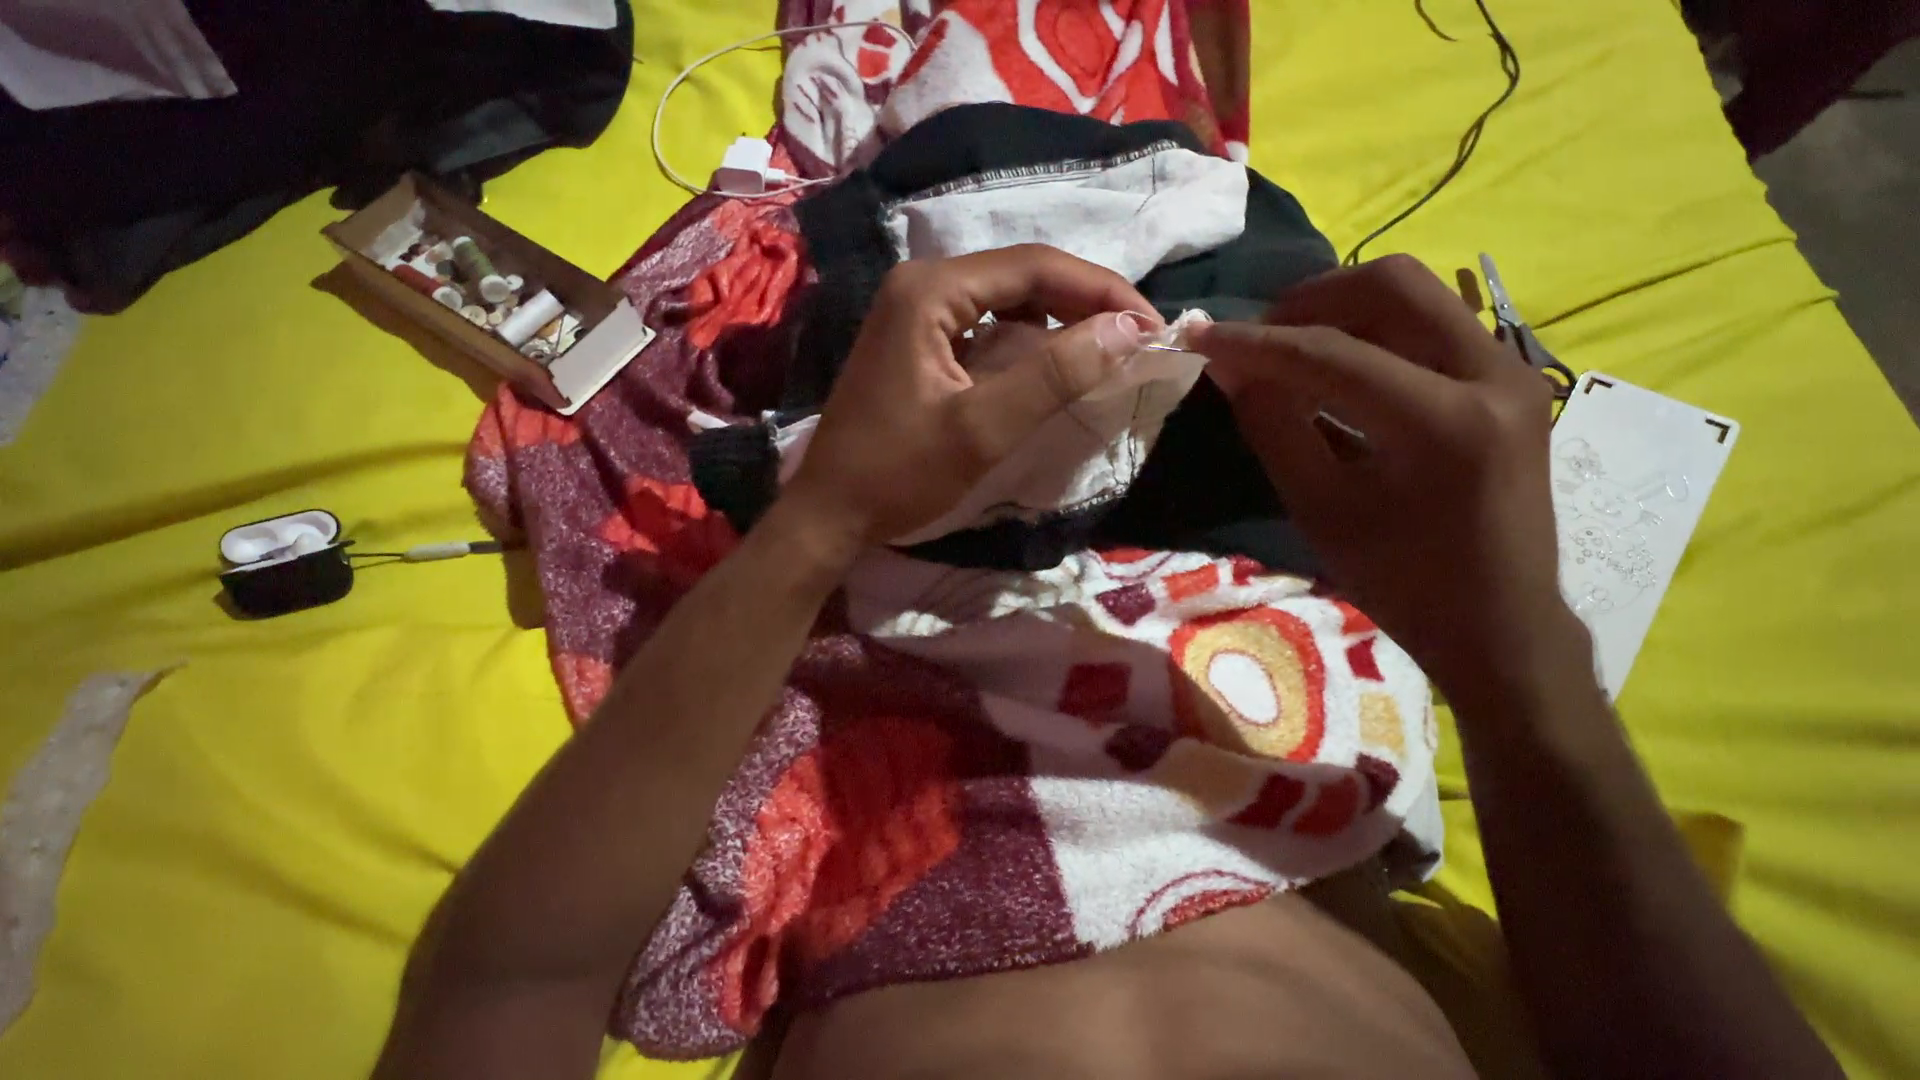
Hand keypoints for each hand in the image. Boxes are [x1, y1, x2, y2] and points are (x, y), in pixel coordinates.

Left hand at [780, 245, 1158, 553]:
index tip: (1151, 325)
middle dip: (1084, 302)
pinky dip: (1026, 340)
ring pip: (1006, 299)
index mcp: (931, 290)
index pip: (1035, 266)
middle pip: (1022, 275)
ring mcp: (914, 312)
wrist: (829, 513)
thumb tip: (1127, 329)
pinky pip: (985, 325)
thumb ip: (1055, 376)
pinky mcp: (916, 342)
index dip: (1100, 290)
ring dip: (1058, 320)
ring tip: (1106, 349)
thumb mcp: (982, 429)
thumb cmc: (899, 473)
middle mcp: (921, 285)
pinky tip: (1053, 364)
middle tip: (1136, 338)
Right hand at [1189, 255, 1584, 694]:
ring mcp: (1512, 371)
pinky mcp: (1511, 379)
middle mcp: (1492, 376)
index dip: (1256, 343)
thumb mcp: (1319, 509)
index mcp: (1444, 425)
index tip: (1201, 337)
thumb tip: (1229, 366)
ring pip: (1415, 295)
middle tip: (1258, 337)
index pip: (1332, 355)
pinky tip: (1337, 365)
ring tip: (1289, 348)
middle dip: (1308, 300)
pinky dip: (1375, 330)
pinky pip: (1433, 323)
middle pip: (1391, 285)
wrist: (1501, 624)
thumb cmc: (1402, 583)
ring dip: (1341, 308)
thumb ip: (1271, 427)